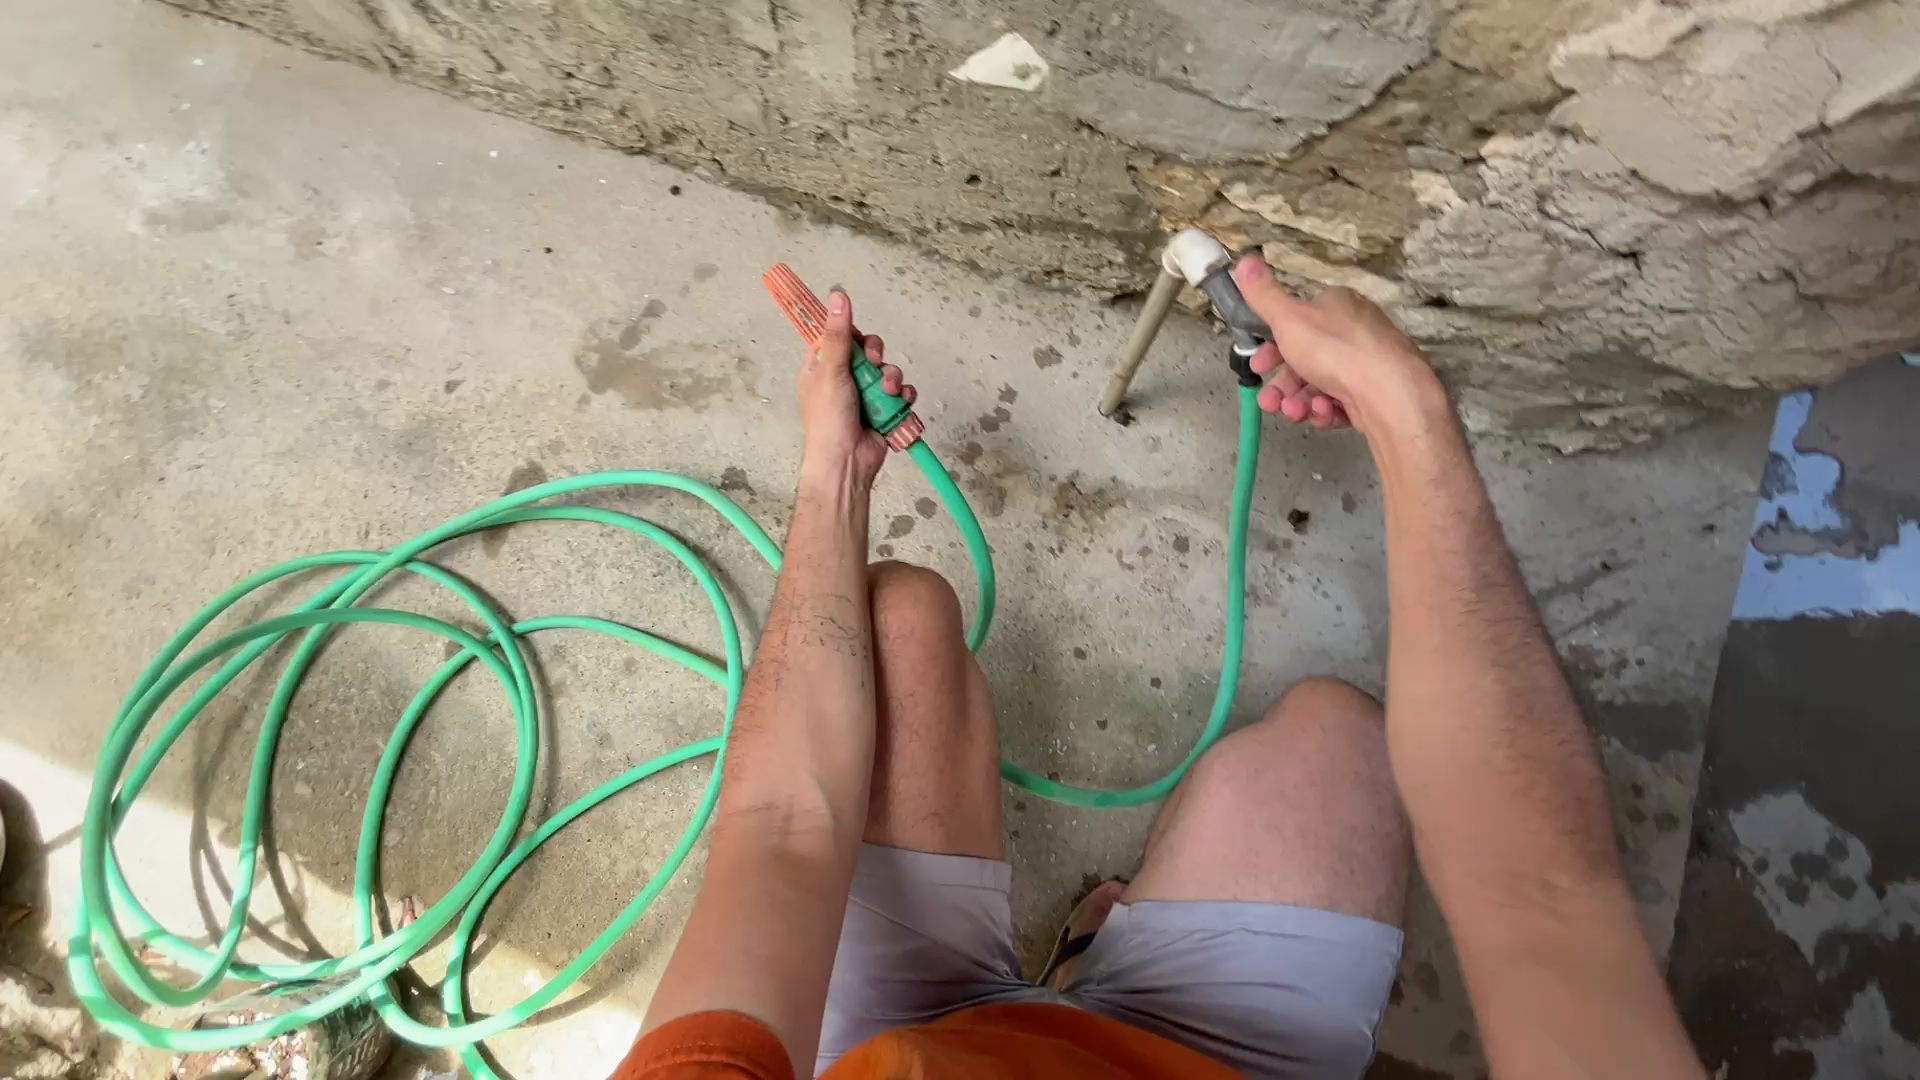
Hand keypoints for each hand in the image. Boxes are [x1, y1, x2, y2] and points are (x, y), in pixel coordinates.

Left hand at [797, 289, 914, 488]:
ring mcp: (865, 395)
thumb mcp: (830, 371)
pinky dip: (903, 396)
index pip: (836, 337)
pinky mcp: (884, 410)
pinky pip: (900, 392)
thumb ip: (837, 333)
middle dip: (875, 355)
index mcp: (820, 369)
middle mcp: (842, 379)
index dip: (849, 333)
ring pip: (887, 370)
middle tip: (872, 362)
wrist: (847, 461)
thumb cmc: (829, 420)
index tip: (855, 337)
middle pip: (866, 350)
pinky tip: (899, 402)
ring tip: (889, 390)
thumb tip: (838, 294)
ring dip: (892, 377)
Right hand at [1231, 255, 1445, 436]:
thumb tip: (1244, 260)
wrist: (1387, 394)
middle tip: (1270, 401)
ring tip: (1295, 412)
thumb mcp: (1289, 318)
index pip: (1296, 323)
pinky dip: (1324, 411)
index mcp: (1336, 306)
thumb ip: (1263, 295)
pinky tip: (1323, 413)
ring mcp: (1364, 364)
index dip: (1271, 347)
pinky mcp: (1371, 394)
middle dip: (1281, 384)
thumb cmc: (1336, 351)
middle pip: (1303, 360)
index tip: (1258, 366)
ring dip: (1298, 402)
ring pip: (1317, 385)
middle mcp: (1352, 331)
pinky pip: (1337, 403)